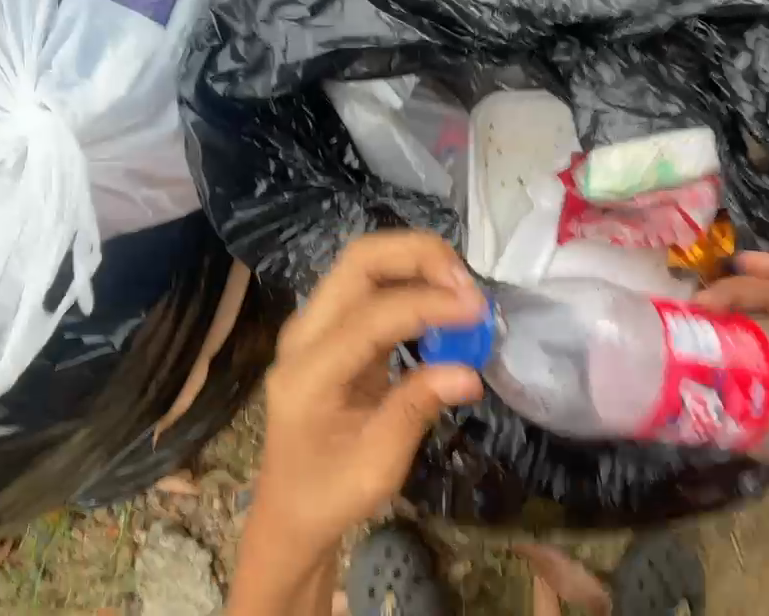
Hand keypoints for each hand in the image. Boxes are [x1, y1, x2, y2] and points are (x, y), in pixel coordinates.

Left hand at [251, 230, 486, 552]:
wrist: (289, 512)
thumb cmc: (329, 495)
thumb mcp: (377, 467)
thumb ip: (417, 409)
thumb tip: (471, 372)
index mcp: (308, 374)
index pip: (371, 315)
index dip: (428, 305)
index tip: (479, 311)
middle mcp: (304, 334)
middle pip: (360, 260)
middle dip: (420, 256)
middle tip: (468, 283)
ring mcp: (315, 324)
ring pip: (365, 261)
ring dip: (418, 262)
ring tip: (462, 288)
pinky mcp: (332, 324)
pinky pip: (372, 282)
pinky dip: (412, 279)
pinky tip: (443, 300)